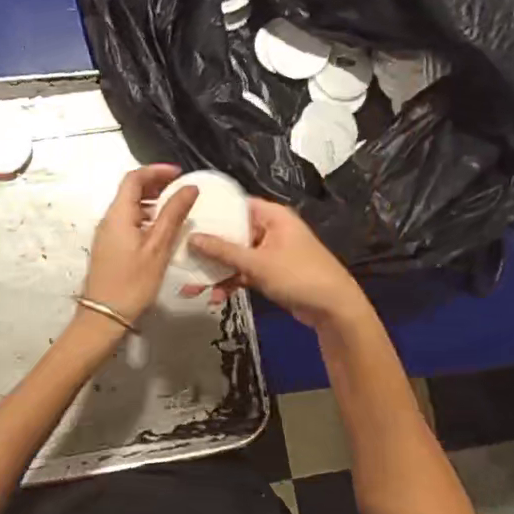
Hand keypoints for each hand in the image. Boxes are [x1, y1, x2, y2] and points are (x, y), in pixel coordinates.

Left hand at [82, 164, 199, 323]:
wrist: (104, 315)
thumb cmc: (132, 282)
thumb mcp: (158, 248)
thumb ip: (174, 215)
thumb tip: (189, 188)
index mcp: (118, 215)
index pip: (134, 178)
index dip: (156, 171)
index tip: (179, 174)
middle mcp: (108, 220)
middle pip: (130, 191)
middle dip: (156, 185)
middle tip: (181, 190)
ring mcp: (106, 235)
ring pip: (130, 208)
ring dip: (152, 203)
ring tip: (176, 210)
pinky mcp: (109, 248)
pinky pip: (128, 223)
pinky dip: (146, 219)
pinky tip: (161, 231)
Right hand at [189, 198, 368, 330]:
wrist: (332, 308)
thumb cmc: (299, 276)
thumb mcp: (257, 262)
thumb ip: (223, 250)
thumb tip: (192, 237)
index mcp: (272, 216)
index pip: (235, 204)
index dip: (211, 210)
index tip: (185, 218)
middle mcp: (270, 229)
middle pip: (231, 232)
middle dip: (207, 249)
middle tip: (181, 256)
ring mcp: (269, 252)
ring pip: (234, 256)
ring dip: (215, 271)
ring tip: (192, 287)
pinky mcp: (269, 272)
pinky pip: (242, 272)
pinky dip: (230, 283)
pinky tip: (215, 298)